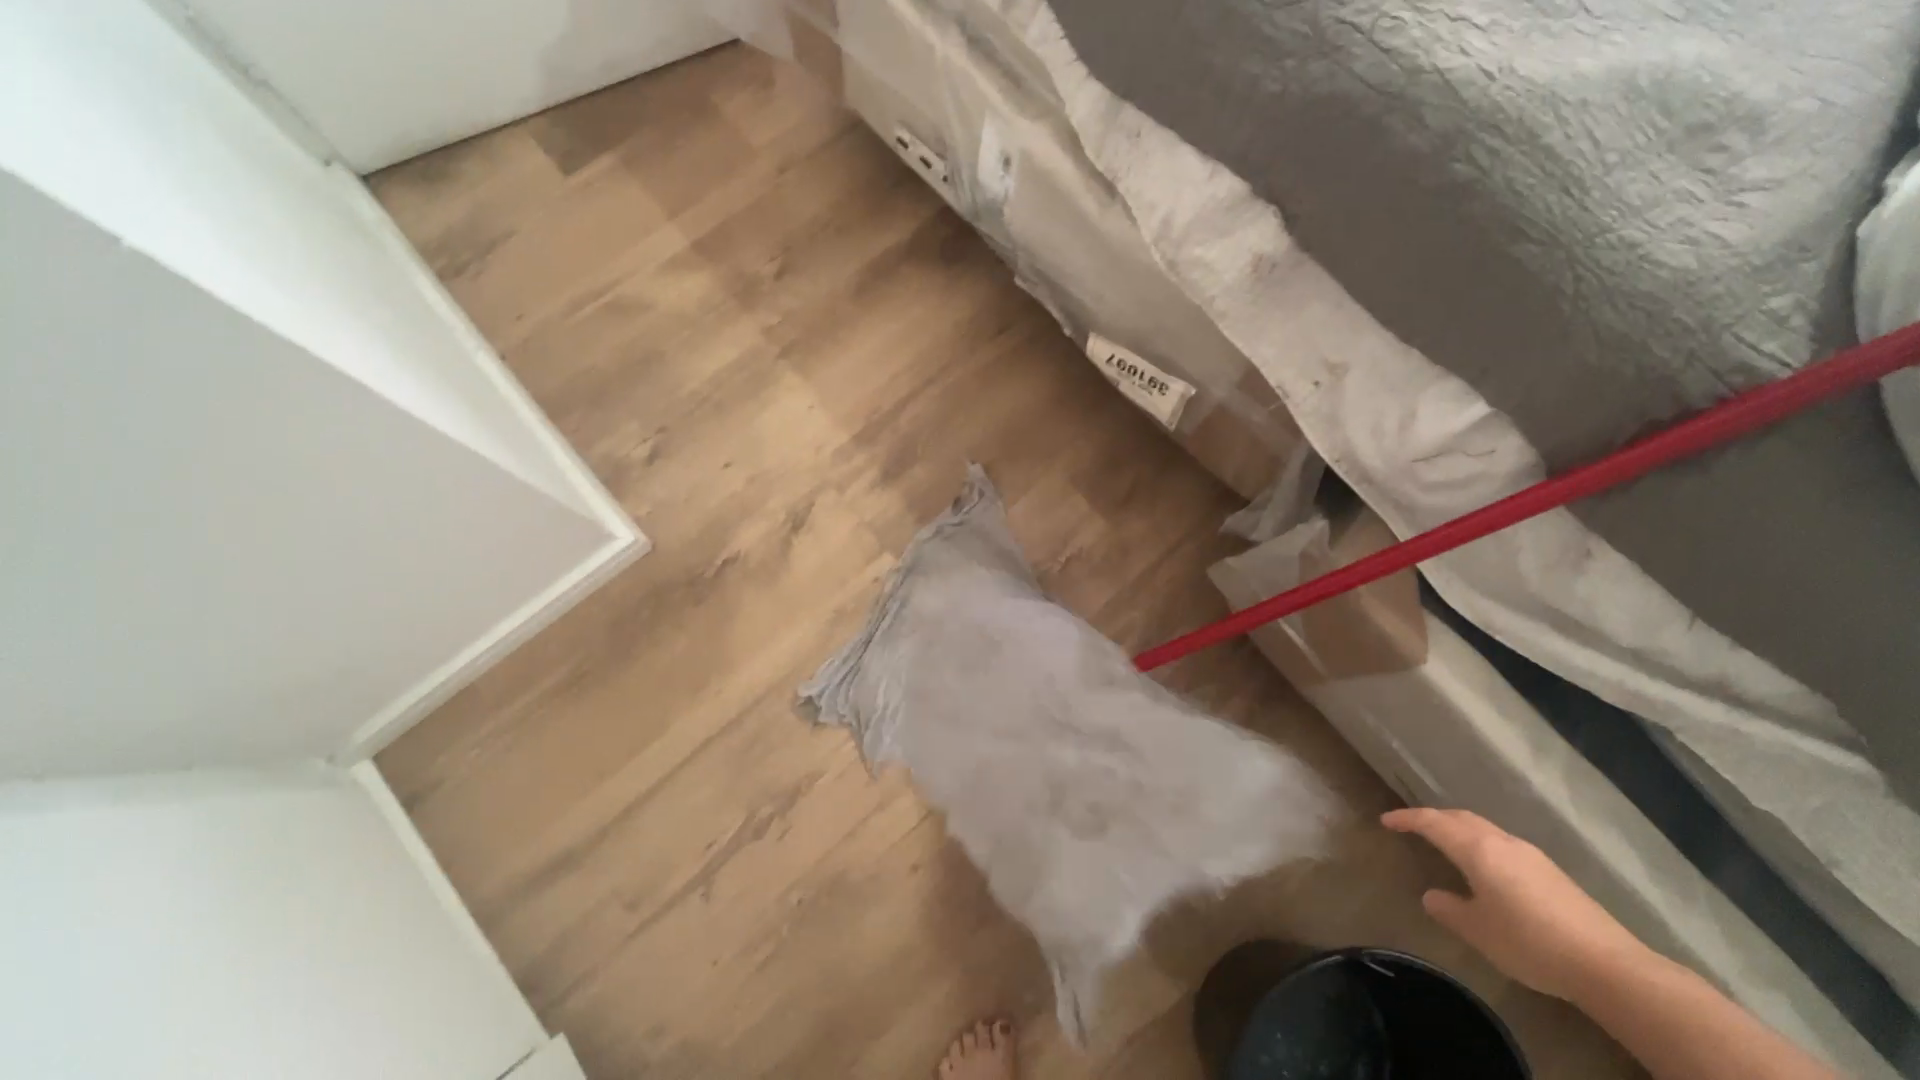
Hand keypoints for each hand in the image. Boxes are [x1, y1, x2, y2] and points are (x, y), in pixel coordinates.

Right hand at [1382, 807, 1650, 1001]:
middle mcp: (1503, 843)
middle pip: (1461, 818)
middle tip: (1412, 826)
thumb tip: (1432, 895)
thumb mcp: (1478, 930)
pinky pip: (1502, 843)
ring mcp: (1531, 855)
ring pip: (1484, 828)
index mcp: (1479, 851)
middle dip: (1434, 817)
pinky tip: (1483, 866)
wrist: (1604, 962)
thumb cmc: (1529, 942)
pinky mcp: (1549, 871)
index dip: (1408, 819)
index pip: (1434, 823)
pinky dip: (1480, 843)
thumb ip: (1449, 909)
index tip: (1386, 820)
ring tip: (1444, 842)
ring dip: (1459, 829)